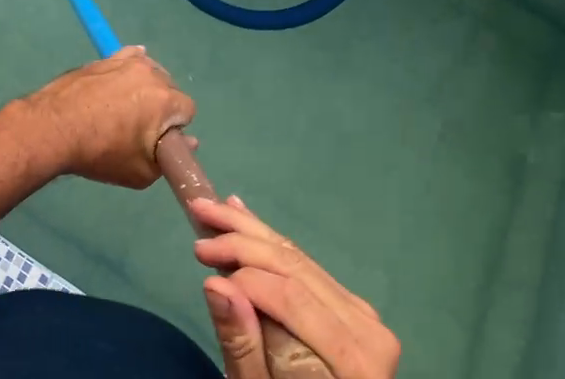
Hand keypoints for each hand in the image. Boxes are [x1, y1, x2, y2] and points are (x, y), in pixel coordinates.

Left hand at [17, 46, 194, 187]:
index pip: (187, 110)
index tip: (157, 140)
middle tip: (140, 127)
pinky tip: (124, 74)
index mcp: (164, 100)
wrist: (53, 129)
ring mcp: (122, 62)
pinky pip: (126, 57)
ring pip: (148, 70)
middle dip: (161, 105)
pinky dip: (130, 65)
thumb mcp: (142, 172)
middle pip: (168, 87)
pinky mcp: (101, 60)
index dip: (175, 127)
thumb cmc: (101, 153)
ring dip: (145, 86)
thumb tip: (187, 141)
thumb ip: (170, 159)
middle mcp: (148, 73)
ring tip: (127, 106)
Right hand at [192, 197, 399, 378]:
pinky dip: (270, 242)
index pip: (289, 296)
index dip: (242, 270)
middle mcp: (366, 328)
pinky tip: (246, 218)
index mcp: (352, 358)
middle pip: (295, 268)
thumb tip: (216, 285)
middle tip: (198, 212)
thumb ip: (242, 345)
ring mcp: (362, 315)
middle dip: (242, 238)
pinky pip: (305, 266)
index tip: (198, 254)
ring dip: (252, 230)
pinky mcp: (351, 308)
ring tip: (214, 206)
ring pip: (298, 258)